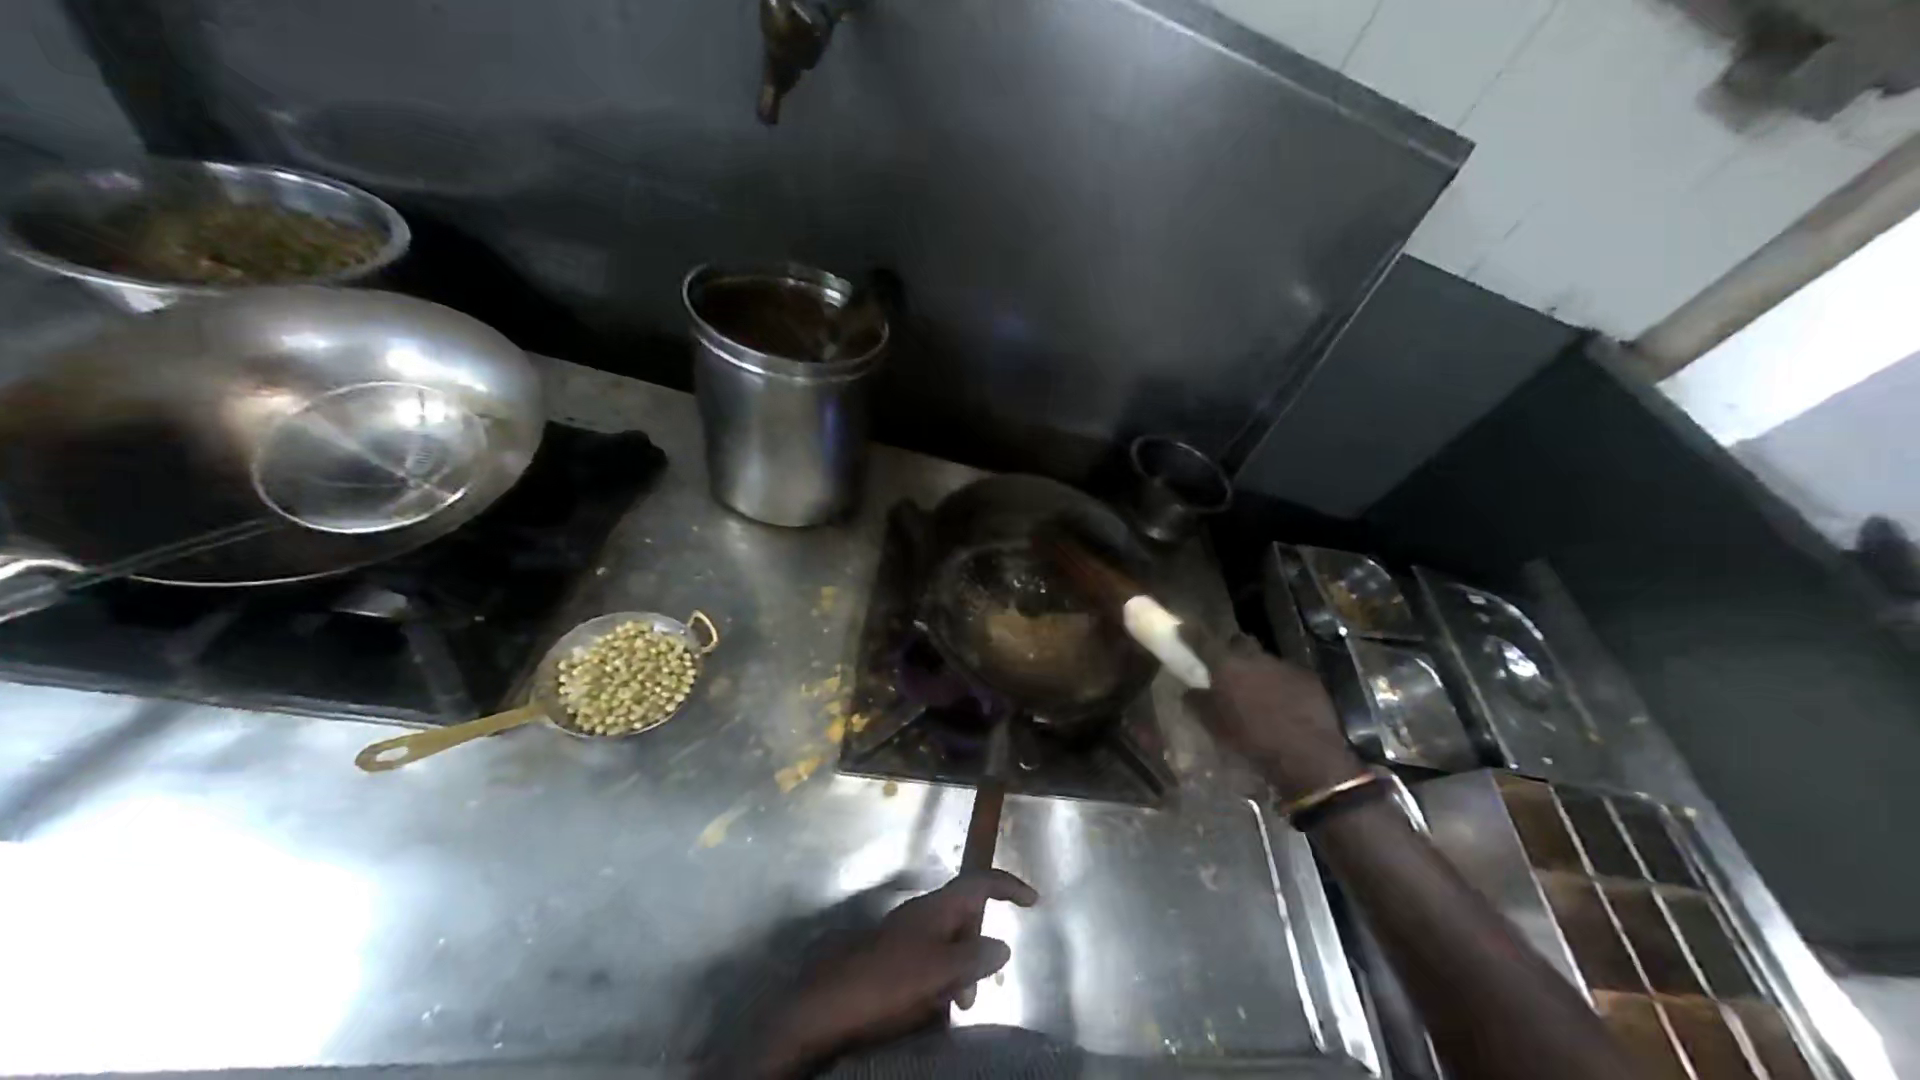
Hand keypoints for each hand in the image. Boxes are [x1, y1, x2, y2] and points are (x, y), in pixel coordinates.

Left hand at [755, 870, 1039, 1077]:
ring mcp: (907, 934)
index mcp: (936, 907)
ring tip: (952, 1009)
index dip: (1007, 885)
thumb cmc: (889, 980)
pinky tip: (931, 1008)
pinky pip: (931, 963)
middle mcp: (923, 914)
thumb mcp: (940, 970)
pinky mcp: (895, 957)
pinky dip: (940, 983)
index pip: (979, 882)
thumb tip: (1003, 945)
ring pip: (949, 945)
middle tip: (974, 994)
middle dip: (978, 951)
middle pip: (966, 918)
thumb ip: (975, 957)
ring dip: (959, 974)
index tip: (1033, 900)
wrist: (831, 1003)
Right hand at [1184, 629, 1364, 801]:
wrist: (1307, 756)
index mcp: (1227, 666)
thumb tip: (1190, 691)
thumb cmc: (1251, 740)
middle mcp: (1255, 658)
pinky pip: (1288, 674)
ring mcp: (1285, 666)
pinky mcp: (1309, 679)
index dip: (1191, 633)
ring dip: (1258, 669)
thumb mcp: (1214, 726)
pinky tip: (1283, 703)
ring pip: (1265, 659)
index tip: (1183, 628)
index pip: (1203, 640)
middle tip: (1226, 664)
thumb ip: (1198, 703)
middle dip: (1231, 648)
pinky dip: (1281, 683)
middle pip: (1239, 641)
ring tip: (1257, 690)